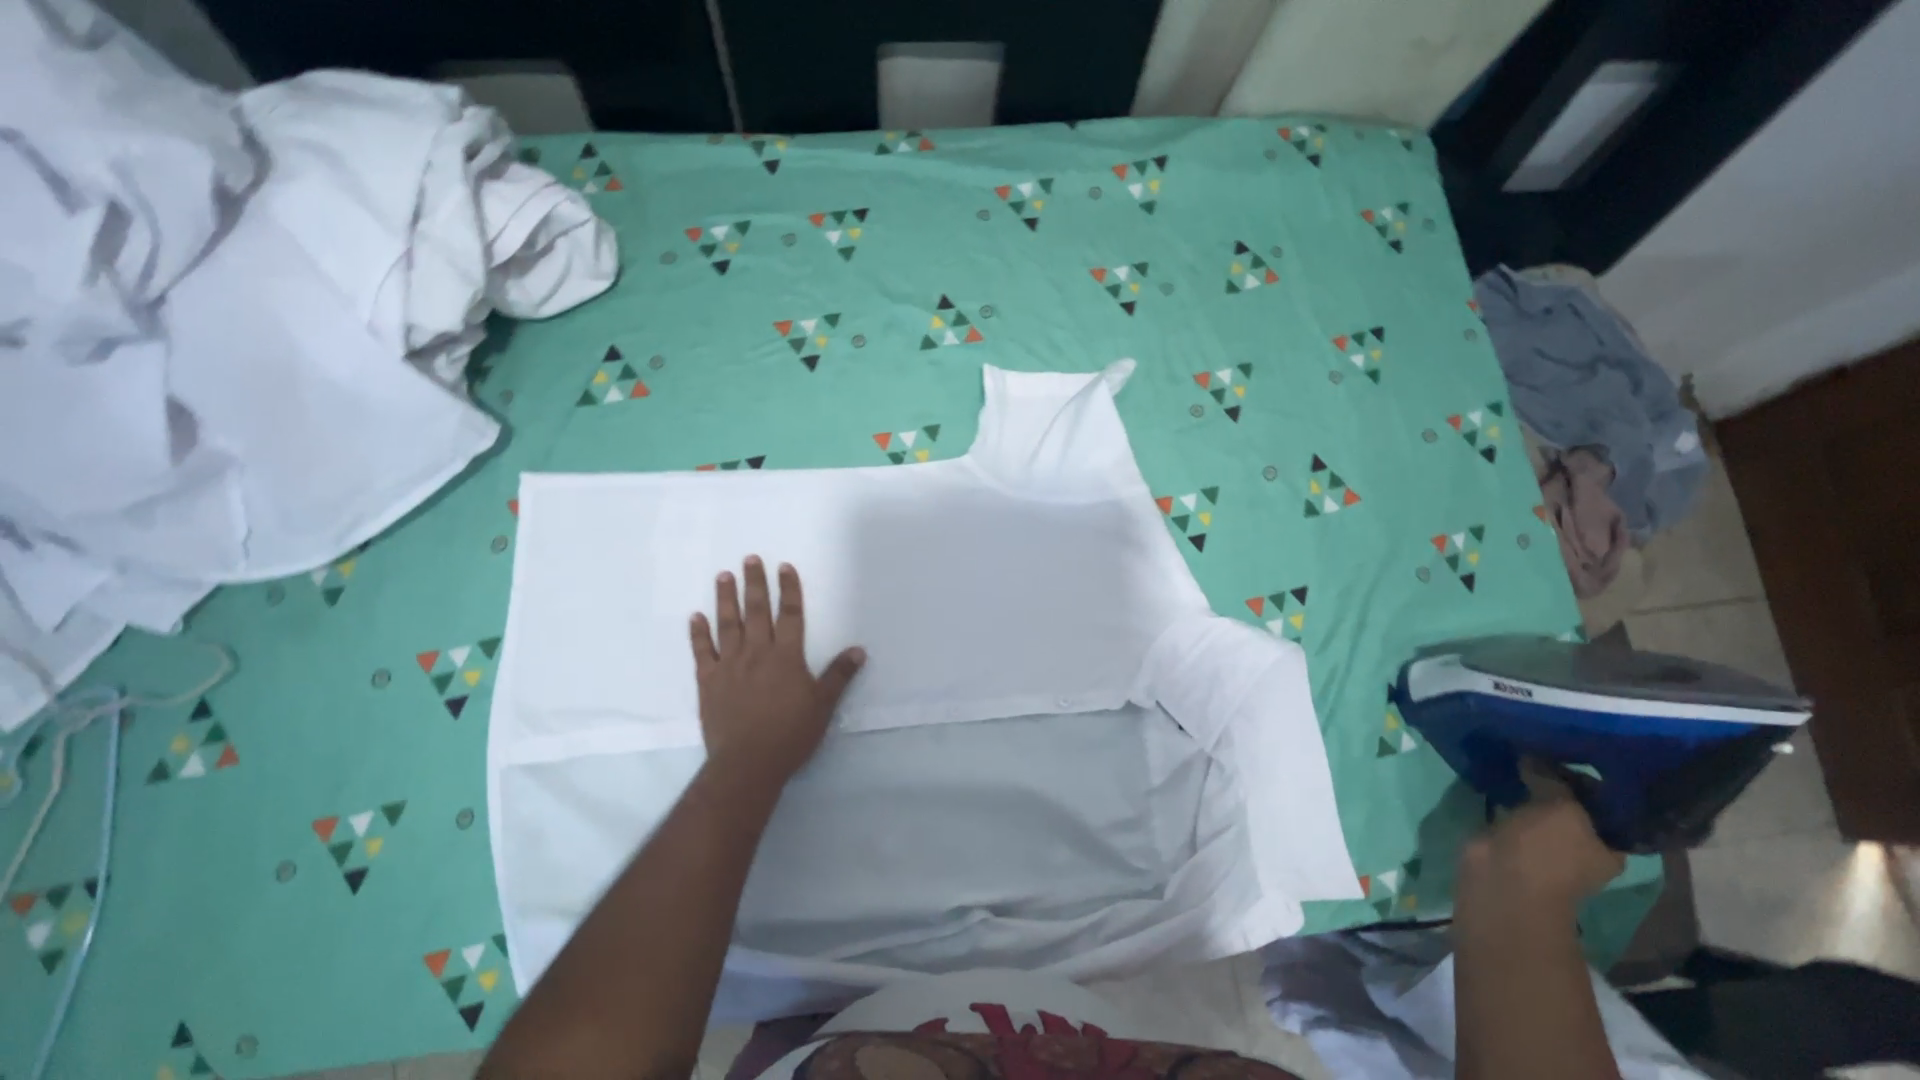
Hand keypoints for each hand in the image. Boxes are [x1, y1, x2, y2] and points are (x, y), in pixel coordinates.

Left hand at [689, 557, 865, 788]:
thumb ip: (839, 676)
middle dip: (755, 584)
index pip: (790, 615)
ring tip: (724, 575)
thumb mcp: (823, 705)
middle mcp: (757, 653)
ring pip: (727, 624)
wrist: (748, 762)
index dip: (789, 590)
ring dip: (725, 599)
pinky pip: (702, 652)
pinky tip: (695, 617)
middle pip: (756, 612)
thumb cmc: (791, 734)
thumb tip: (858, 650)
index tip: (784, 567)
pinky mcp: (708, 681)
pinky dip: (698, 634)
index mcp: (786, 657)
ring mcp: (729, 665)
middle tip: (749, 559)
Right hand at [1458, 761, 1624, 914]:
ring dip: (1529, 785)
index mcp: (1611, 844)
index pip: (1608, 801)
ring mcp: (1544, 843)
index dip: (1590, 775)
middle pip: (1573, 801)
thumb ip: (1554, 779)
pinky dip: (1507, 796)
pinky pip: (1513, 811)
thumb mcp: (1562, 807)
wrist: (1500, 884)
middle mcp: (1583, 843)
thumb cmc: (1546, 852)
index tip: (1572, 750)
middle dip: (1556, 777)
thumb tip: (1533, 757)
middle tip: (1540, 747)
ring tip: (1517, 754)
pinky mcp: (1510, 840)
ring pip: (1541, 804)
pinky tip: (1499, 774)